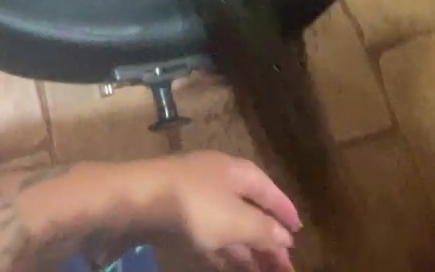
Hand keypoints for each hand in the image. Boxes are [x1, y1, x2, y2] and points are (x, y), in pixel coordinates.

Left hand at [132, 153, 299, 271]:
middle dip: (268, 238)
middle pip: (248, 209)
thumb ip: (263, 230)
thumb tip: (284, 237)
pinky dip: (224, 253)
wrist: (135, 201)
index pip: (266, 187)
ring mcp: (194, 198)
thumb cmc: (193, 205)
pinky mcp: (176, 218)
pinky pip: (208, 236)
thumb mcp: (235, 220)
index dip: (283, 209)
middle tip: (285, 267)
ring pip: (229, 226)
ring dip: (248, 250)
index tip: (299, 232)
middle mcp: (215, 179)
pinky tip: (233, 269)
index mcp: (233, 171)